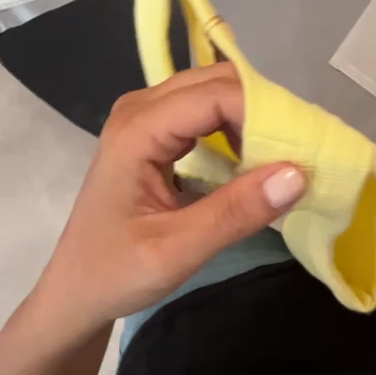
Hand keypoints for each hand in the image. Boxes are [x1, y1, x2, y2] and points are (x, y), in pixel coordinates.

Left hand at [27, 63, 304, 339]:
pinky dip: (234, 127)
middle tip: (300, 152)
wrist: (73, 292)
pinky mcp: (153, 131)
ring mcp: (144, 116)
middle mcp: (140, 107)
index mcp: (138, 129)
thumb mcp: (176, 252)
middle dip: (261, 110)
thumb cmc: (114, 273)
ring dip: (250, 117)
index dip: (262, 114)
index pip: (214, 95)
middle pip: (214, 82)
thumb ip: (235, 212)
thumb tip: (298, 174)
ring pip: (211, 91)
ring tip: (282, 159)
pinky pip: (202, 110)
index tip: (302, 149)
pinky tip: (253, 162)